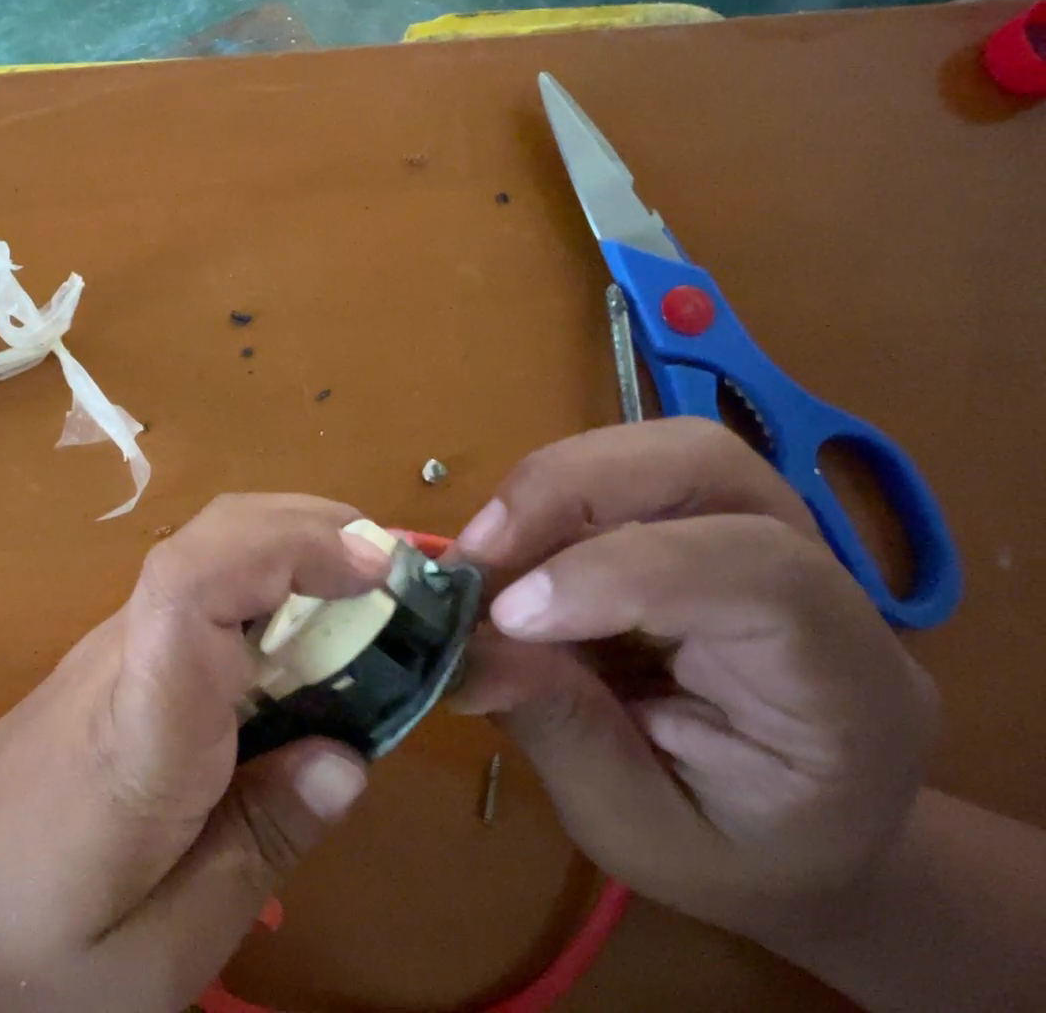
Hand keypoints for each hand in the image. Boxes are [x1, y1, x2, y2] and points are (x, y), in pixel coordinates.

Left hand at [0, 495, 389, 1012]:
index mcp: (139, 728)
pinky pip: (189, 608)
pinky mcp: (98, 670)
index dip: (288, 547)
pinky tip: (297, 663)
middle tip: (406, 587)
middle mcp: (117, 660)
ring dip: (294, 562)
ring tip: (374, 619)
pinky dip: (261, 602)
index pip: (192, 585)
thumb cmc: (26, 952)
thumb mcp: (162, 945)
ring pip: (203, 564)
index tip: (382, 566)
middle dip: (315, 532)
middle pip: (209, 543)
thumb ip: (260, 842)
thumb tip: (348, 755)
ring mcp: (102, 655)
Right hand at [447, 419, 938, 939]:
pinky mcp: (694, 531)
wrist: (786, 835)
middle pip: (707, 465)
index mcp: (841, 684)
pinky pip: (615, 479)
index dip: (619, 573)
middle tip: (475, 554)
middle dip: (571, 489)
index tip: (506, 619)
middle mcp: (816, 583)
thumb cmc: (727, 851)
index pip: (757, 573)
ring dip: (548, 487)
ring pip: (656, 452)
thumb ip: (565, 735)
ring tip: (478, 555)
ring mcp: (757, 540)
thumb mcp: (640, 828)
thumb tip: (464, 657)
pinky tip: (500, 558)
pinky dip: (540, 505)